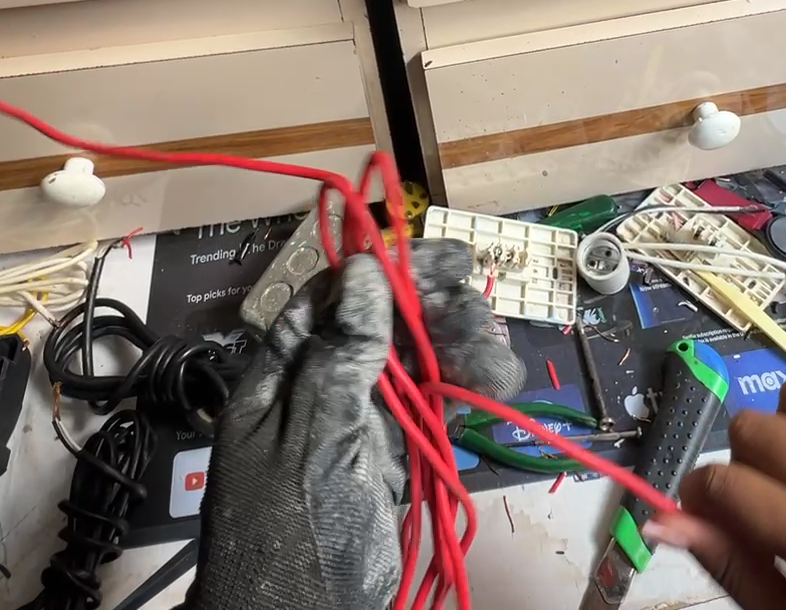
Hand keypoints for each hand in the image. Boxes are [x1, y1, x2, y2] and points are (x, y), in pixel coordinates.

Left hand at [186, 239, 522, 609]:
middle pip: (386, 319)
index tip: (442, 259)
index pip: (339, 295)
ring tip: (494, 354)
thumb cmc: (292, 528)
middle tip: (476, 301)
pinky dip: (468, 384)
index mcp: (289, 368)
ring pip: (418, 354)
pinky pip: (436, 397)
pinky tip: (496, 379)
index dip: (390, 269)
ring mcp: (366, 412)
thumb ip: (341, 352)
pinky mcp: (400, 442)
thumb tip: (365, 269)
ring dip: (461, 345)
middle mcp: (328, 379)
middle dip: (434, 307)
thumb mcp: (314, 434)